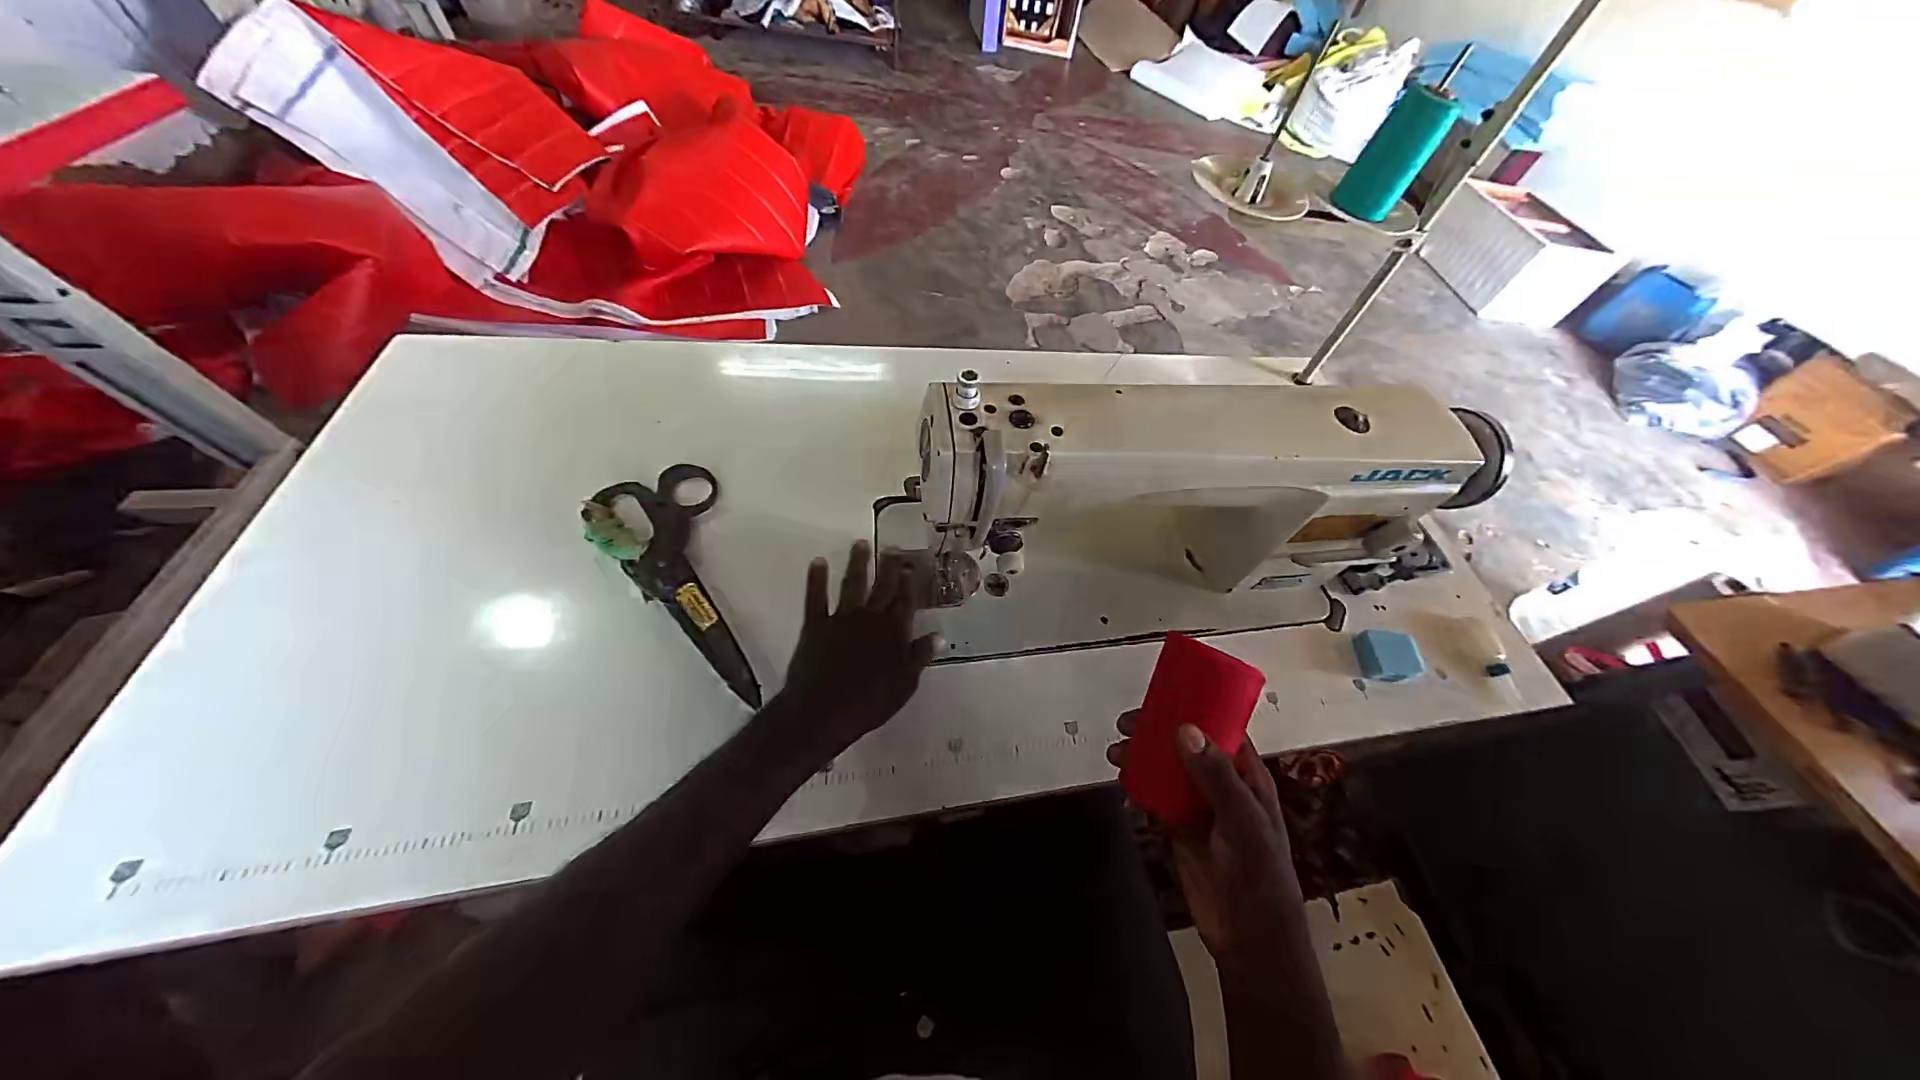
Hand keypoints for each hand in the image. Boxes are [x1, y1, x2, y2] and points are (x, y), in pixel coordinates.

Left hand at [780, 541, 940, 752]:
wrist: (824, 710)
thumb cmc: (869, 703)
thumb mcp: (904, 684)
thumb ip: (919, 657)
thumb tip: (938, 636)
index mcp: (894, 633)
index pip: (906, 602)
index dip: (910, 583)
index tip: (912, 566)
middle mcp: (870, 619)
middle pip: (882, 587)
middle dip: (889, 566)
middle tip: (893, 546)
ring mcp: (842, 619)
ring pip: (853, 585)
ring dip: (858, 564)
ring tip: (860, 543)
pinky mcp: (816, 625)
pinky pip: (816, 597)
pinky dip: (817, 579)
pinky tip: (818, 562)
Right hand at [1107, 713, 1303, 981]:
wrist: (1249, 935)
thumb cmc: (1260, 872)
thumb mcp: (1243, 820)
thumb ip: (1216, 776)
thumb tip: (1184, 729)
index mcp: (1245, 777)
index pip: (1220, 732)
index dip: (1193, 711)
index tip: (1162, 699)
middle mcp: (1220, 786)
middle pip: (1184, 748)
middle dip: (1155, 734)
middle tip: (1125, 725)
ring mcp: (1198, 809)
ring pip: (1165, 772)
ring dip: (1141, 760)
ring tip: (1116, 755)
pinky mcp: (1178, 830)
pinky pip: (1154, 801)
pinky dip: (1138, 792)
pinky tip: (1125, 791)